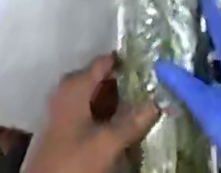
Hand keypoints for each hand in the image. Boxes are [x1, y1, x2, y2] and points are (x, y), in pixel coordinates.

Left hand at [23, 54, 161, 172]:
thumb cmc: (73, 159)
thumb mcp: (106, 143)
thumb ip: (131, 123)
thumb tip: (156, 102)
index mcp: (75, 85)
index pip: (103, 63)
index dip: (124, 62)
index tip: (147, 64)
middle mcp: (67, 89)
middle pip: (100, 80)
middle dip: (123, 84)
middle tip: (149, 88)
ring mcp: (63, 107)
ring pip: (95, 96)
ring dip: (115, 102)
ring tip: (140, 105)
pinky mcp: (64, 125)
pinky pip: (89, 110)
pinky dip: (104, 114)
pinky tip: (119, 124)